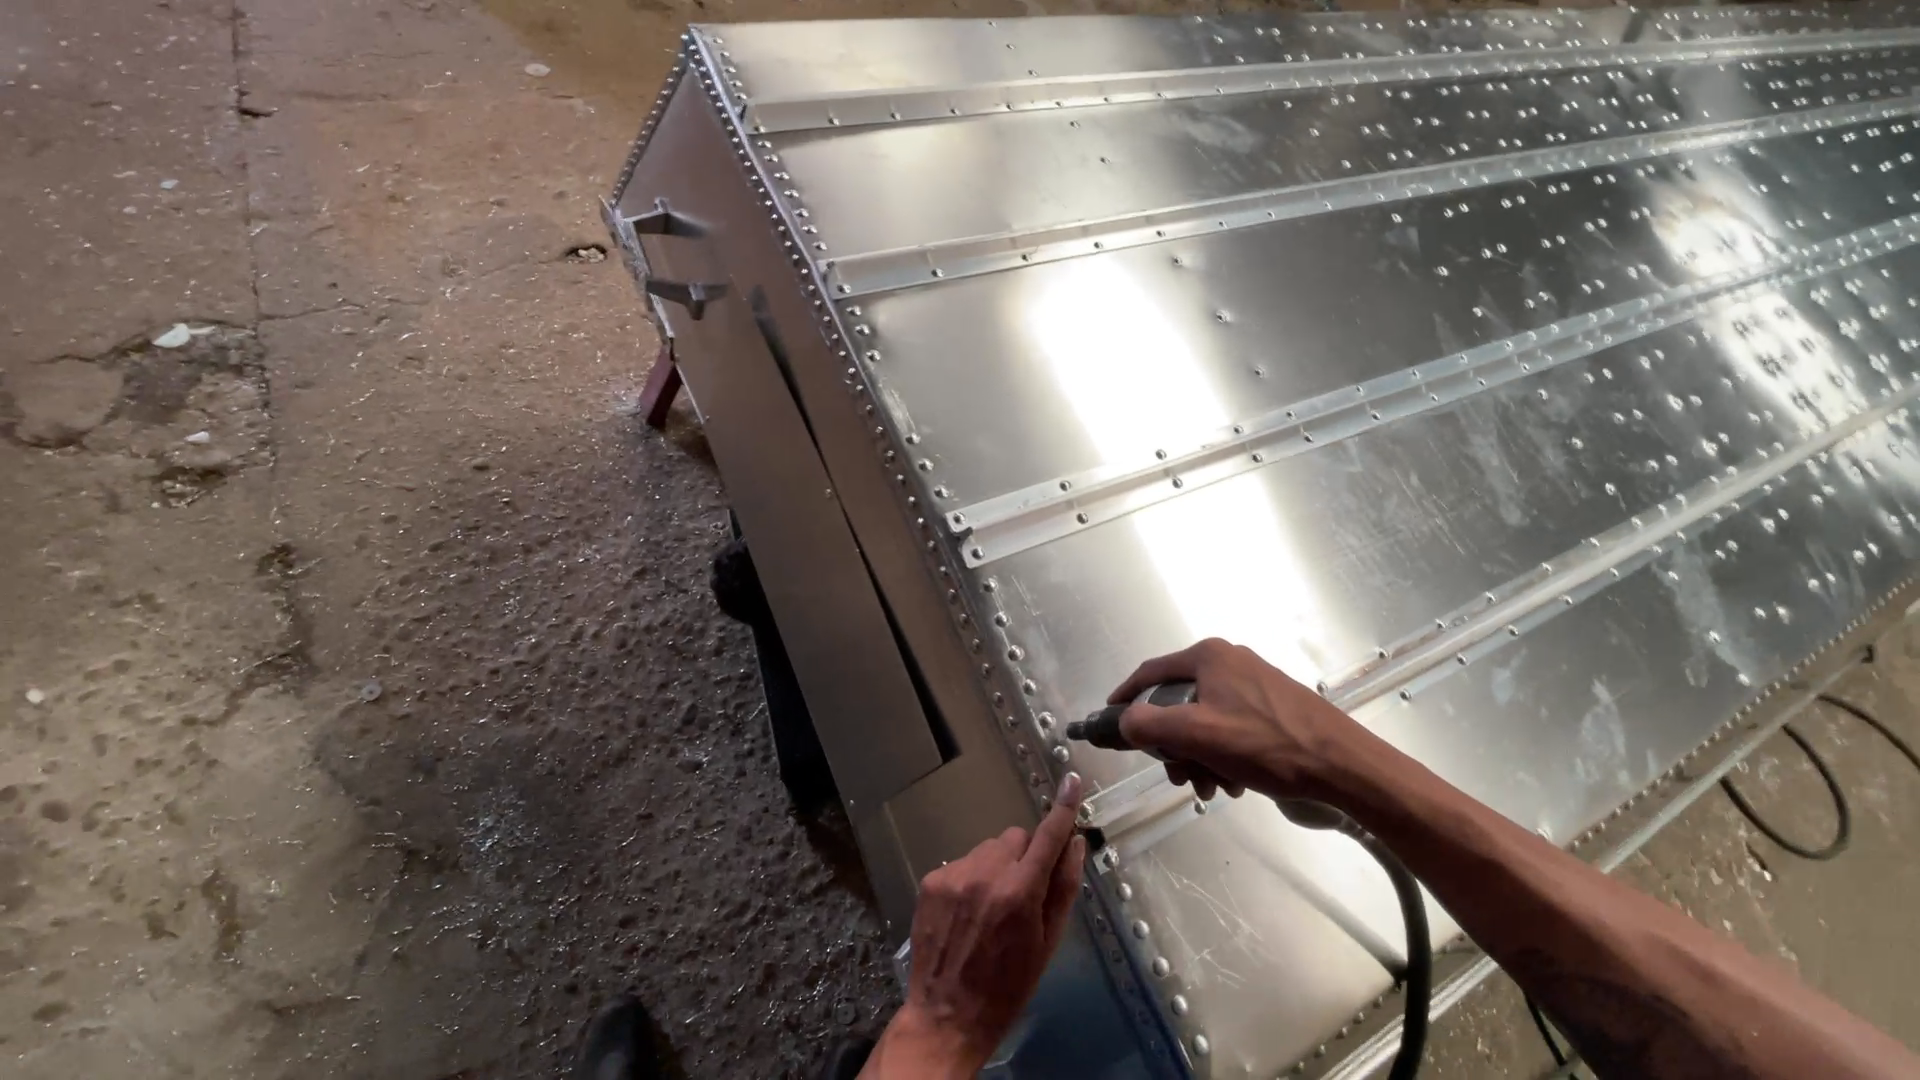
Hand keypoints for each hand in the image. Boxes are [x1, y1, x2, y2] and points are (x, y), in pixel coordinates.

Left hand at [861, 775, 1086, 1078]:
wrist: (947, 1014)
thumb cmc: (1008, 986)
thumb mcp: (1047, 943)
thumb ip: (1062, 888)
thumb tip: (1075, 844)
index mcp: (1020, 892)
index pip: (1047, 837)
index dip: (1063, 809)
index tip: (1072, 782)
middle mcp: (986, 874)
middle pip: (1016, 838)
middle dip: (1025, 856)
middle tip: (1023, 894)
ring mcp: (954, 874)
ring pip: (989, 849)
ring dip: (997, 866)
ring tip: (991, 909)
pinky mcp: (931, 880)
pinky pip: (963, 863)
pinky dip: (971, 878)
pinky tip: (967, 911)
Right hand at [1109, 637, 1360, 803]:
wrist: (1345, 767)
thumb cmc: (1266, 744)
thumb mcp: (1198, 735)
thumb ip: (1149, 725)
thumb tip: (1124, 720)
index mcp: (1209, 657)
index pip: (1150, 673)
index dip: (1125, 697)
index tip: (1109, 720)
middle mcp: (1230, 663)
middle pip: (1178, 702)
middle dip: (1173, 744)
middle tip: (1177, 774)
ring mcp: (1254, 685)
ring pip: (1204, 721)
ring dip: (1199, 756)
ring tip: (1212, 787)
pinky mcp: (1274, 709)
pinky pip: (1231, 729)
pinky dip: (1224, 756)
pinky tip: (1236, 784)